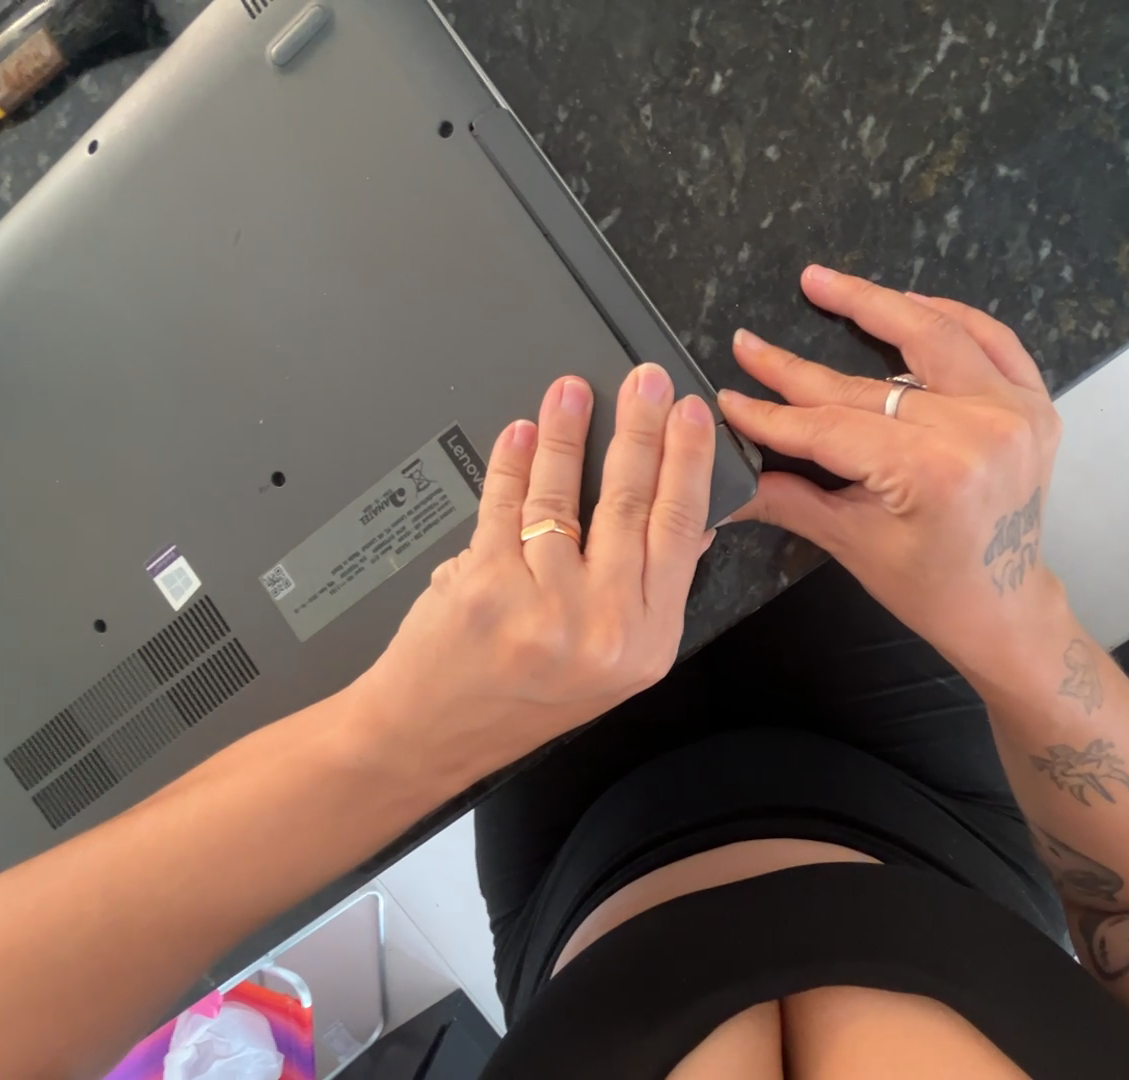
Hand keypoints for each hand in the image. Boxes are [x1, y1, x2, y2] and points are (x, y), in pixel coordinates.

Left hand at [362, 364, 717, 773]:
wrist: (435, 735)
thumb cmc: (524, 698)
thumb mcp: (615, 661)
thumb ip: (652, 592)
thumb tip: (693, 526)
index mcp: (647, 640)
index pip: (679, 530)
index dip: (688, 463)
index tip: (691, 418)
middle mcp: (604, 626)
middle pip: (631, 502)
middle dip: (643, 429)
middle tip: (648, 380)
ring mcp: (544, 606)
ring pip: (565, 495)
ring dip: (569, 432)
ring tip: (574, 392)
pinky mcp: (486, 585)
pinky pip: (506, 505)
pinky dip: (513, 463)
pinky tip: (521, 434)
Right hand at [717, 265, 1066, 670]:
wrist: (1003, 606)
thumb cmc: (928, 589)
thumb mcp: (851, 544)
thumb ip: (787, 499)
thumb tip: (724, 483)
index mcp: (932, 473)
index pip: (831, 427)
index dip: (774, 412)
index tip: (731, 395)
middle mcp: (978, 431)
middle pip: (867, 386)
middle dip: (797, 370)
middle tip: (750, 344)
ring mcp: (1014, 412)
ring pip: (933, 336)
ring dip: (873, 304)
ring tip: (820, 280)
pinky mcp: (1033, 404)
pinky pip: (991, 339)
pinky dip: (947, 316)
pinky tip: (906, 300)